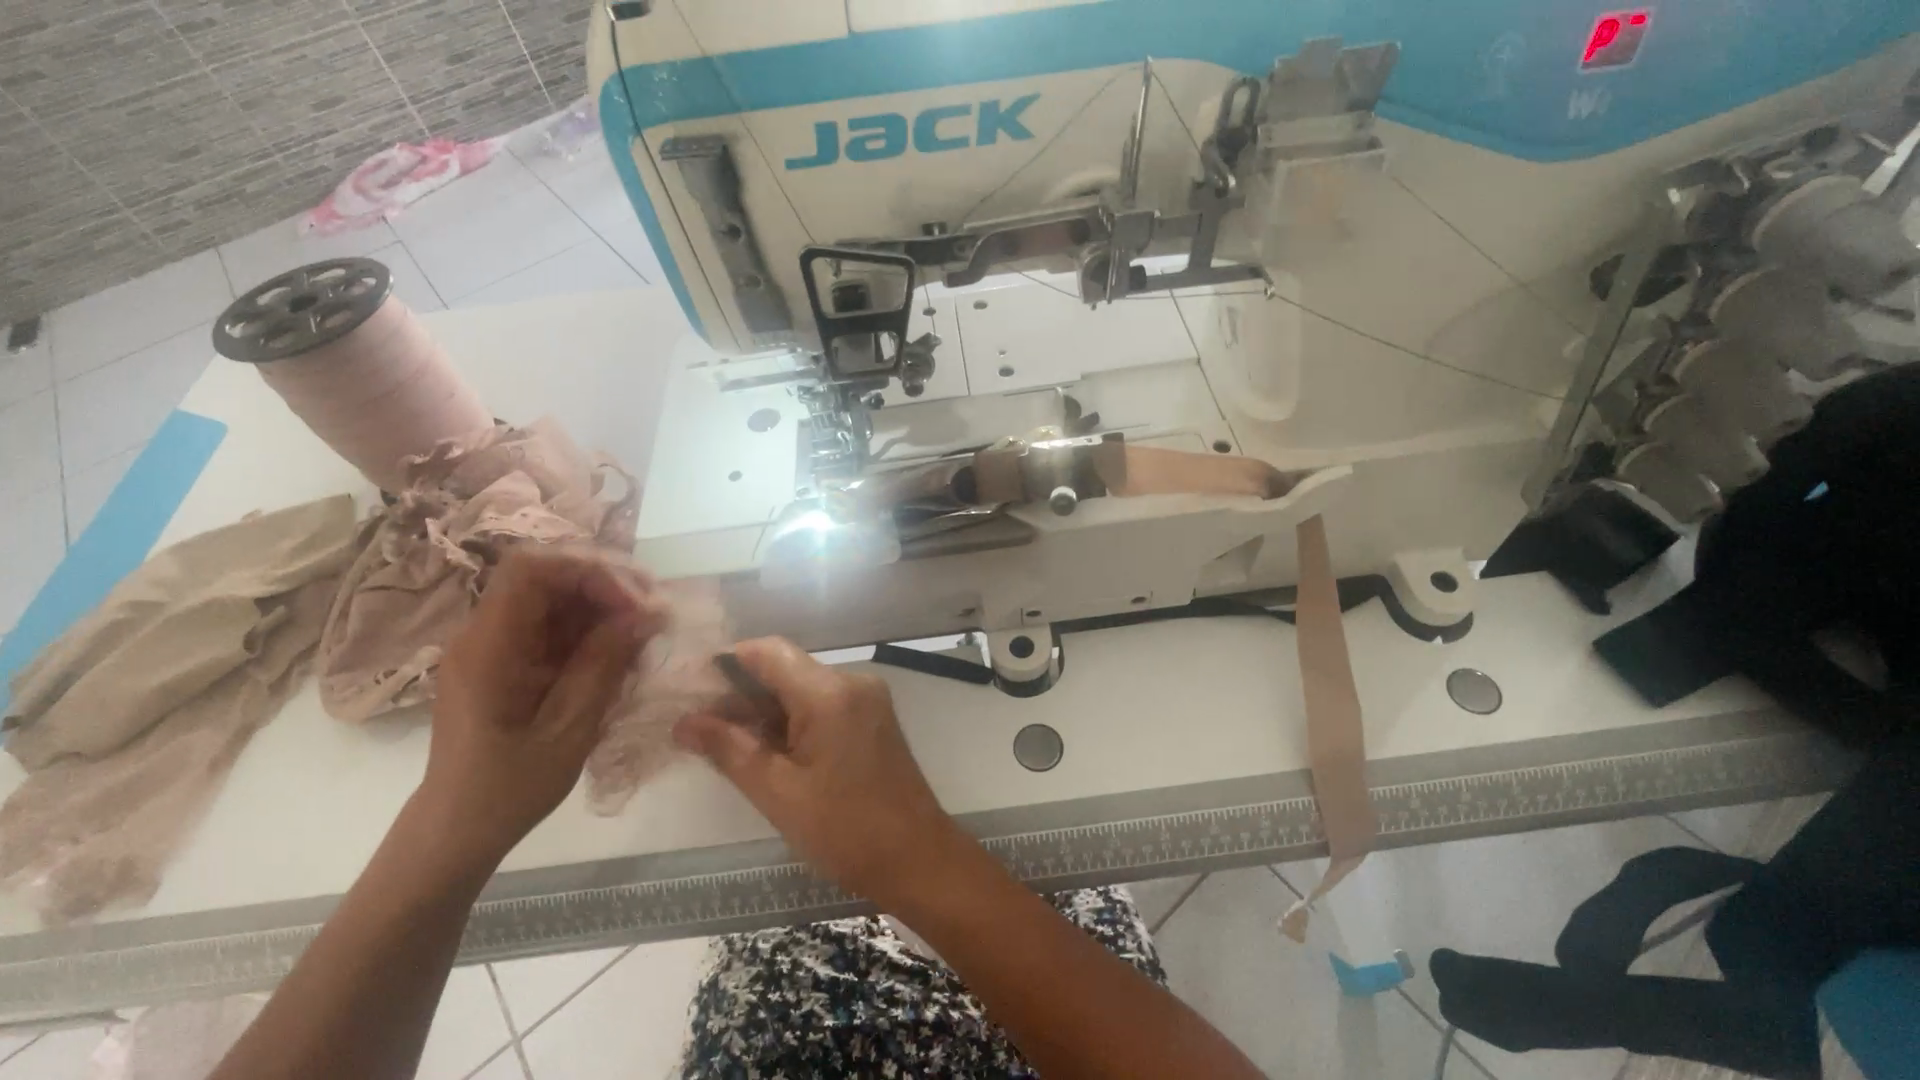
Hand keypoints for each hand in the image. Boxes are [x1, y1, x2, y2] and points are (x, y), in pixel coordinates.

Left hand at [421, 549, 660, 863]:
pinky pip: (551, 628)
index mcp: (487, 647)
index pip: (531, 570)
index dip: (588, 570)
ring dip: (602, 610)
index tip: (633, 602)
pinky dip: (589, 634)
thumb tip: (647, 614)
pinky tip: (620, 657)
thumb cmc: (508, 788)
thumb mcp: (568, 729)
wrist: (458, 830)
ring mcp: (493, 648)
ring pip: (553, 601)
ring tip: (643, 638)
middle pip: (546, 579)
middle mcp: (483, 635)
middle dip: (604, 587)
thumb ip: (604, 665)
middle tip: (652, 614)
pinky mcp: (506, 663)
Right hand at [673, 638, 966, 906]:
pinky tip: (764, 751)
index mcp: (829, 693)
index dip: (723, 663)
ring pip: (801, 688)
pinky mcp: (872, 719)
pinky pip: (822, 705)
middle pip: (783, 669)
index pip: (766, 651)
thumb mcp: (777, 792)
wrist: (917, 859)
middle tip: (695, 727)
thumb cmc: (845, 830)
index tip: (686, 690)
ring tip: (721, 744)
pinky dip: (790, 721)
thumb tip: (684, 721)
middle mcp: (852, 682)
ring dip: (763, 710)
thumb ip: (729, 749)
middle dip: (738, 693)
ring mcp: (867, 699)